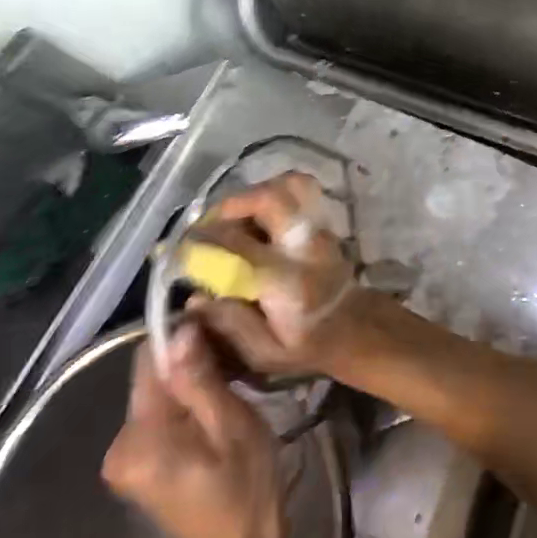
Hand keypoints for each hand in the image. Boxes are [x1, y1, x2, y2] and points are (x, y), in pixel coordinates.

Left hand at [103, 324, 283, 537]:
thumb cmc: (244, 492)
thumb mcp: (232, 427)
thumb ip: (201, 379)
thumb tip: (182, 329)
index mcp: (138, 435)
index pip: (149, 358)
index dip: (185, 337)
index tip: (220, 333)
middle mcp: (120, 442)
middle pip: (153, 374)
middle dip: (191, 362)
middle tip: (232, 364)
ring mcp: (126, 454)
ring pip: (160, 390)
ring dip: (192, 380)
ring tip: (229, 385)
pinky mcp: (139, 461)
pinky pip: (161, 411)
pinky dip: (188, 401)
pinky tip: (216, 407)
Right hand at [191, 172, 361, 375]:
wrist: (353, 327)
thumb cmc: (305, 345)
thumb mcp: (264, 353)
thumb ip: (230, 325)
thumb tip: (194, 298)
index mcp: (289, 284)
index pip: (242, 249)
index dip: (207, 243)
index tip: (183, 248)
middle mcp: (306, 248)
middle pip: (272, 199)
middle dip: (233, 204)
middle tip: (208, 223)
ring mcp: (319, 229)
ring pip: (290, 185)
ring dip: (254, 193)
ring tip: (232, 217)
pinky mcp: (323, 220)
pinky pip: (299, 188)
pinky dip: (272, 190)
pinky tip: (255, 214)